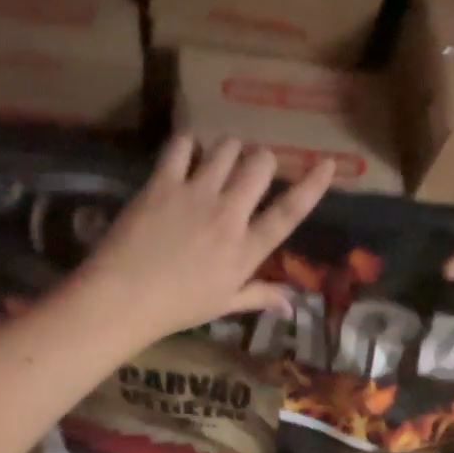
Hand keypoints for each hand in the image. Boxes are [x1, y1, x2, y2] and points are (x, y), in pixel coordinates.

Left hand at [70, 135, 334, 336]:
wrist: (125, 297)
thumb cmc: (178, 308)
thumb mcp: (224, 305)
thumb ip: (260, 297)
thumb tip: (292, 307)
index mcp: (246, 249)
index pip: (289, 212)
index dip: (312, 185)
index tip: (328, 163)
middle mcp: (228, 215)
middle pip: (259, 165)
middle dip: (260, 160)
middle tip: (251, 168)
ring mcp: (196, 194)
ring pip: (226, 148)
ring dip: (228, 150)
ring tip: (219, 160)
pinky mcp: (164, 182)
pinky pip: (182, 145)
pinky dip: (187, 145)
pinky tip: (185, 155)